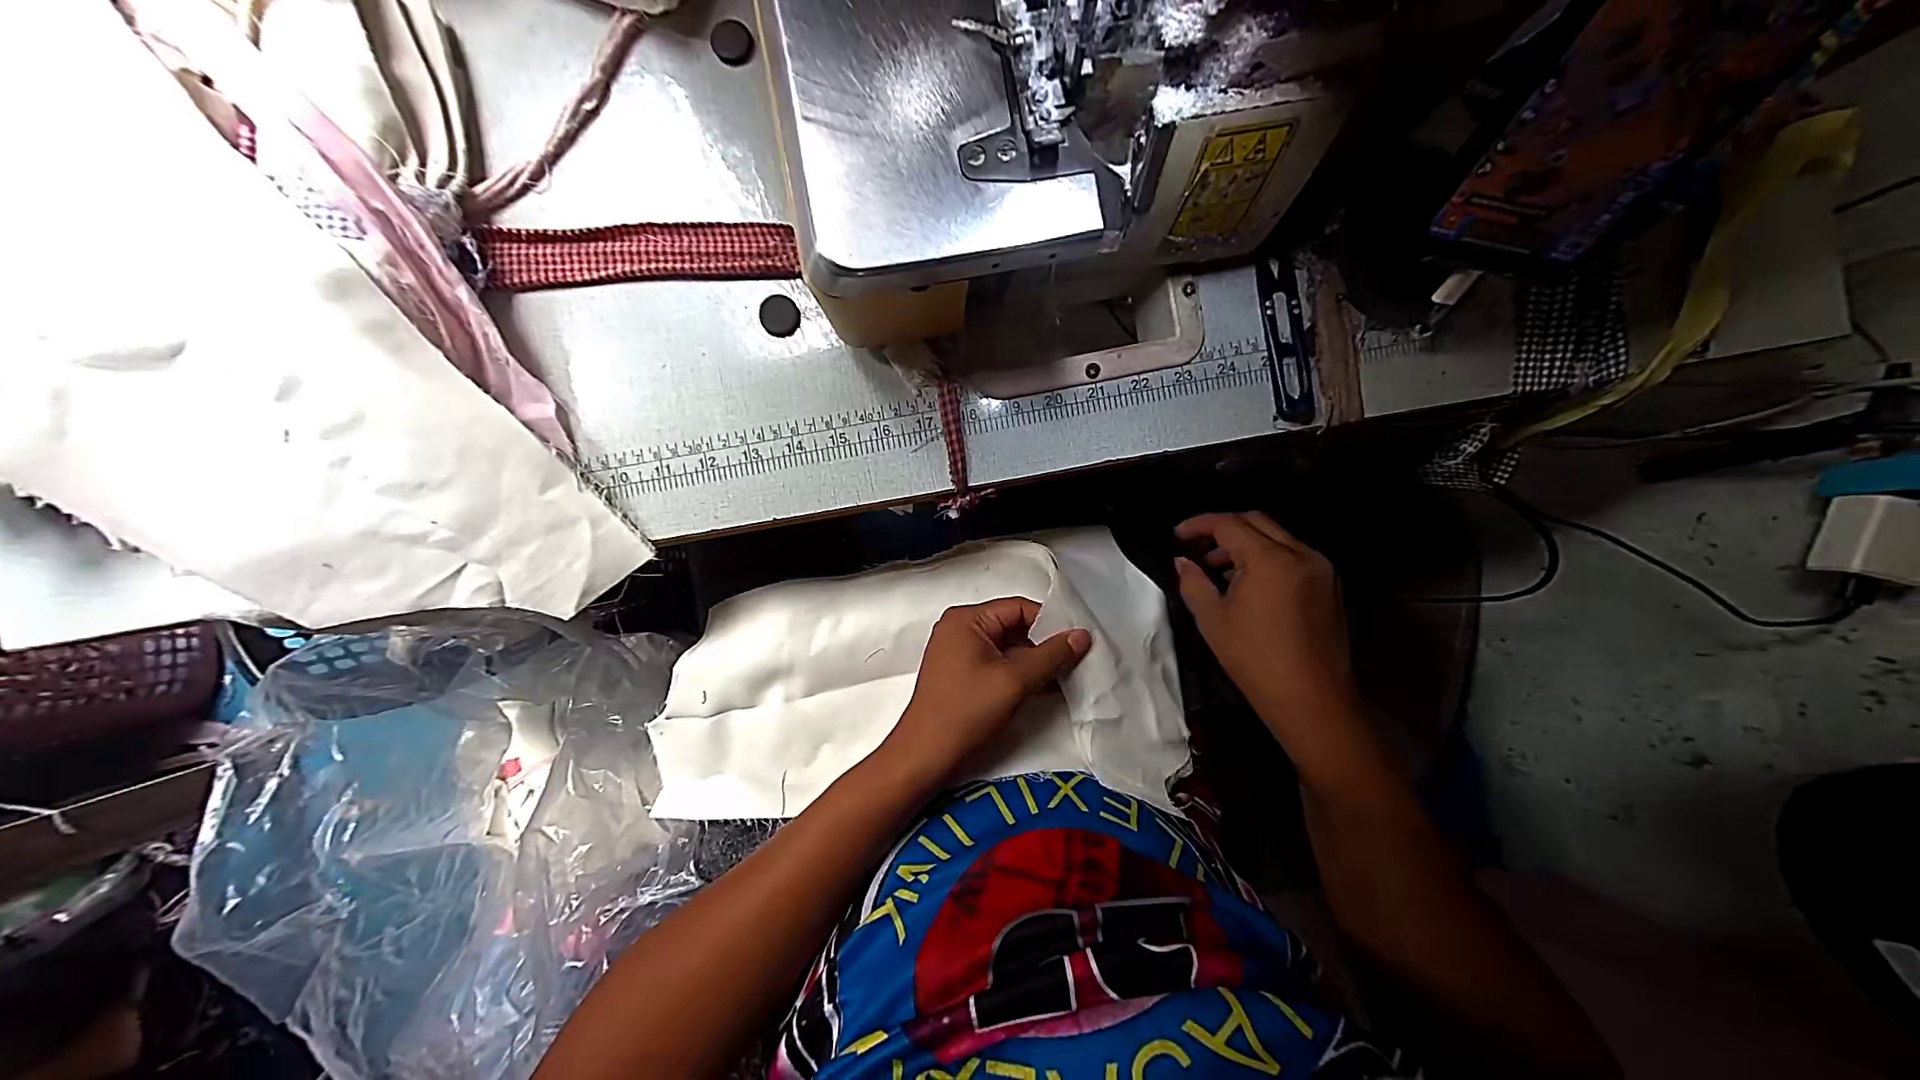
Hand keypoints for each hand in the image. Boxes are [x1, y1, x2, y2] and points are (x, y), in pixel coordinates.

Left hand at [879, 598, 1091, 788]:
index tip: (1078, 640)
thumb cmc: (966, 712)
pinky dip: (1020, 673)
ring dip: (1035, 661)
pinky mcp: (962, 674)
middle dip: (1045, 644)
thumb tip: (1081, 635)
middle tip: (1077, 659)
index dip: (1051, 622)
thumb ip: (1052, 655)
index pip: (1019, 608)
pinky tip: (1045, 687)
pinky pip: (998, 663)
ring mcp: (959, 652)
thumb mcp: (1015, 680)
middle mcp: (960, 629)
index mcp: (966, 619)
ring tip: (1067, 676)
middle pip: (1014, 626)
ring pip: (1008, 647)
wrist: (927, 754)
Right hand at [1172, 512, 1360, 741]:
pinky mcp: (1330, 585)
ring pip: (1278, 537)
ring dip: (1246, 543)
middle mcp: (1301, 554)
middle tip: (1197, 547)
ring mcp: (1321, 569)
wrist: (1312, 699)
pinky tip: (1248, 584)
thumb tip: (1182, 561)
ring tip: (1218, 568)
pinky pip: (1294, 556)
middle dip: (1224, 528)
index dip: (1199, 525)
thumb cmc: (1255, 660)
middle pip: (1257, 521)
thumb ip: (1193, 582)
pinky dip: (1268, 557)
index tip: (1177, 534)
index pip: (1230, 524)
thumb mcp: (1212, 620)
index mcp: (1271, 560)